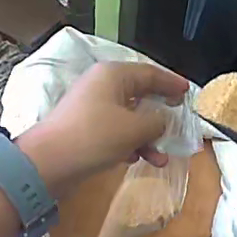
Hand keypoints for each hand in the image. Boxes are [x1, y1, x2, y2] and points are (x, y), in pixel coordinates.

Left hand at [18, 61, 191, 194]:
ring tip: (161, 157)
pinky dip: (130, 143)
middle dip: (161, 114)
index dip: (171, 83)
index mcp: (113, 75)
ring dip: (148, 136)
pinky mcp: (85, 129)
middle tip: (179, 123)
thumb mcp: (135, 128)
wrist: (49, 163)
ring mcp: (91, 108)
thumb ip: (158, 121)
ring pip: (129, 117)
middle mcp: (102, 87)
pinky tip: (139, 159)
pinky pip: (116, 132)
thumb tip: (163, 120)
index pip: (150, 73)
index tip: (187, 92)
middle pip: (140, 95)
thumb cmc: (94, 137)